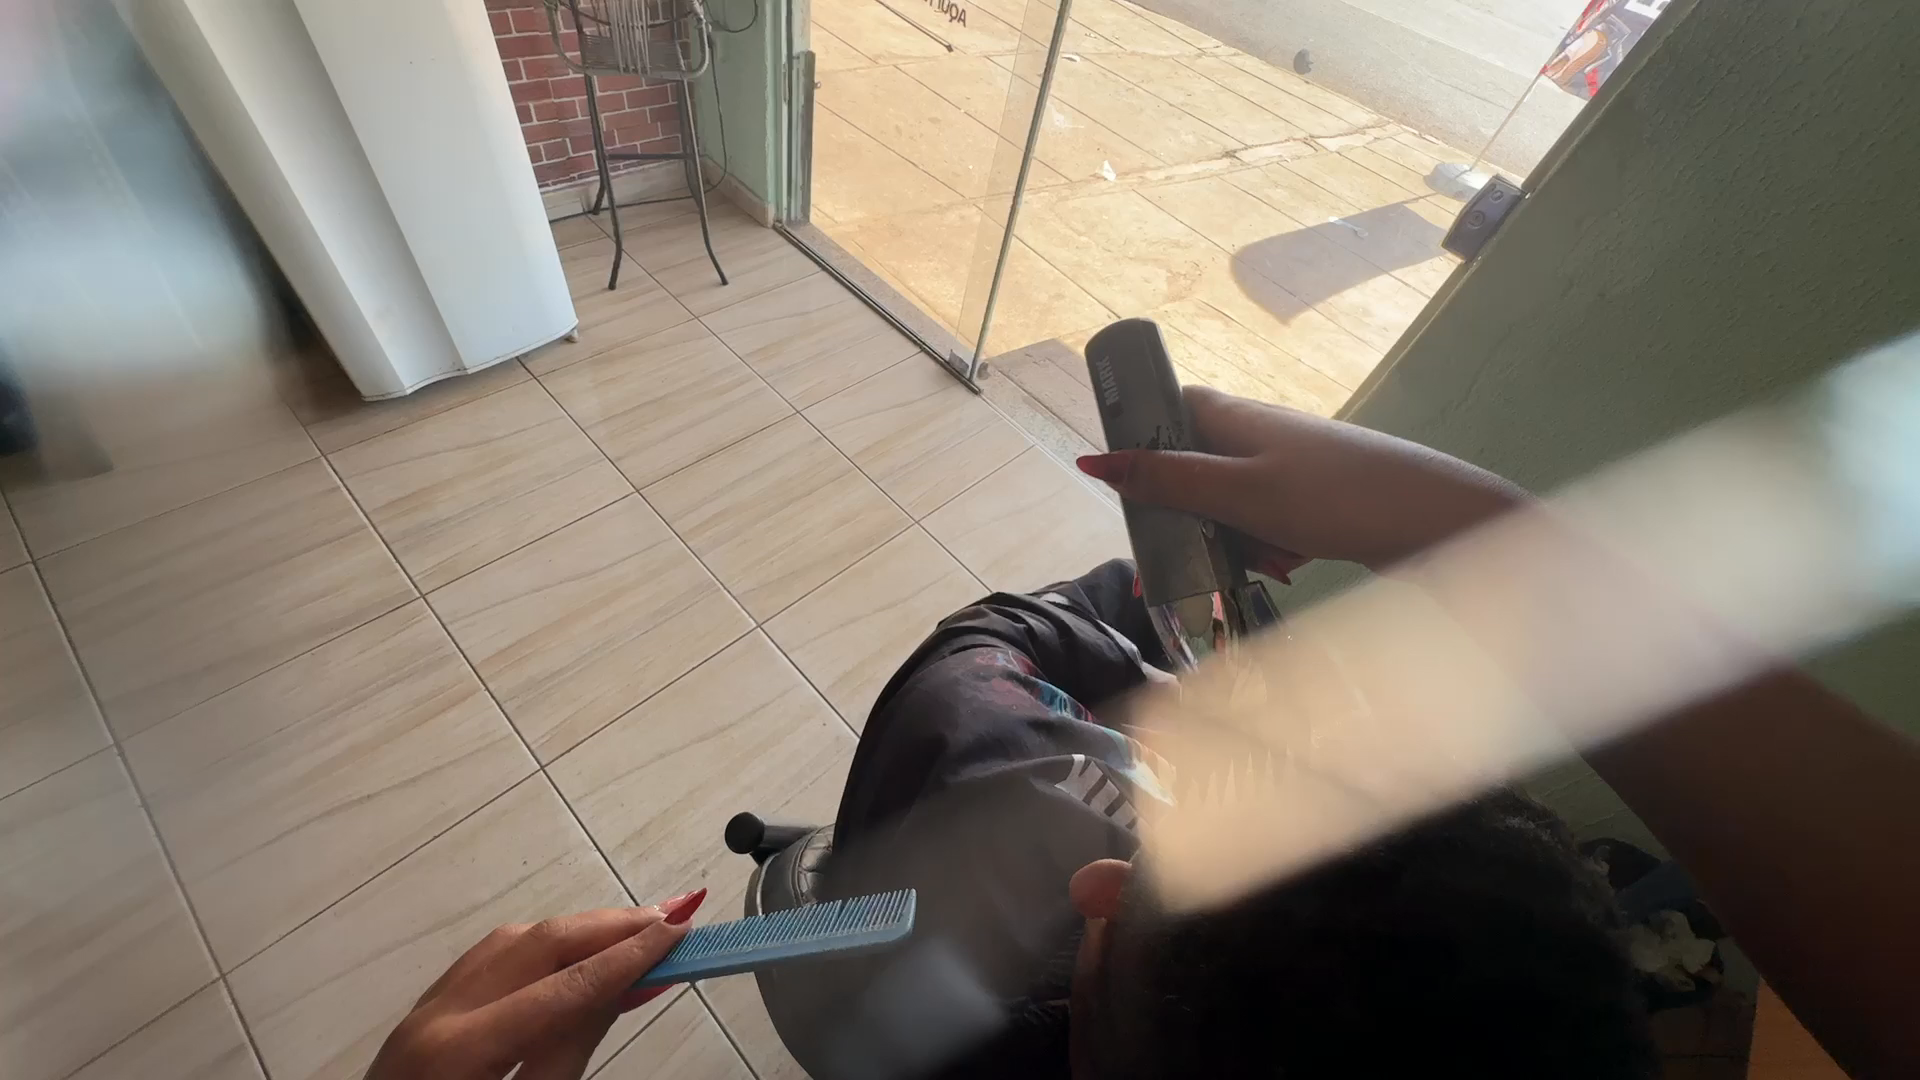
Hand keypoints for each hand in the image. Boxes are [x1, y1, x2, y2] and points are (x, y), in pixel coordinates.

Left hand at [366, 889, 705, 1079]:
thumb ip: (571, 1050)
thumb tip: (625, 982)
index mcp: (457, 1051)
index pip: (566, 985)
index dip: (630, 954)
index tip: (683, 925)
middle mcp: (437, 1014)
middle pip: (543, 943)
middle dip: (615, 925)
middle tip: (676, 913)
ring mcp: (426, 1006)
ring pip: (521, 938)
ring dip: (587, 929)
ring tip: (642, 928)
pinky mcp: (428, 1008)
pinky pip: (498, 955)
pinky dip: (551, 943)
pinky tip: (584, 946)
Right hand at [1075, 386, 1526, 572]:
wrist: (1435, 521)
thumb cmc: (1329, 495)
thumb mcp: (1236, 492)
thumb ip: (1164, 480)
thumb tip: (1092, 462)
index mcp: (1229, 416)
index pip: (1164, 409)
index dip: (1138, 441)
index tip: (1126, 487)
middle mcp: (1251, 431)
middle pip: (1188, 465)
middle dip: (1181, 515)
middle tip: (1171, 562)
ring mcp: (1281, 462)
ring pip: (1222, 499)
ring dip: (1223, 537)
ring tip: (1255, 564)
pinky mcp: (1305, 493)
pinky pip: (1258, 517)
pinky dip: (1261, 542)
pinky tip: (1285, 564)